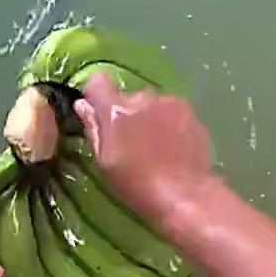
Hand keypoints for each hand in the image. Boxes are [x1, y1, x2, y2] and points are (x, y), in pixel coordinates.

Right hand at [75, 72, 217, 227]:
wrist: (186, 195)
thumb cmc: (138, 184)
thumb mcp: (105, 162)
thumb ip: (94, 128)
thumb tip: (84, 105)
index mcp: (116, 110)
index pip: (97, 81)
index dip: (97, 95)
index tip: (100, 114)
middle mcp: (143, 98)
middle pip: (129, 97)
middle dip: (128, 114)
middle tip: (133, 144)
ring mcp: (171, 104)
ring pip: (153, 105)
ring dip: (151, 119)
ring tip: (156, 149)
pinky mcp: (191, 114)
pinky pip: (173, 113)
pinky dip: (170, 125)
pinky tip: (173, 149)